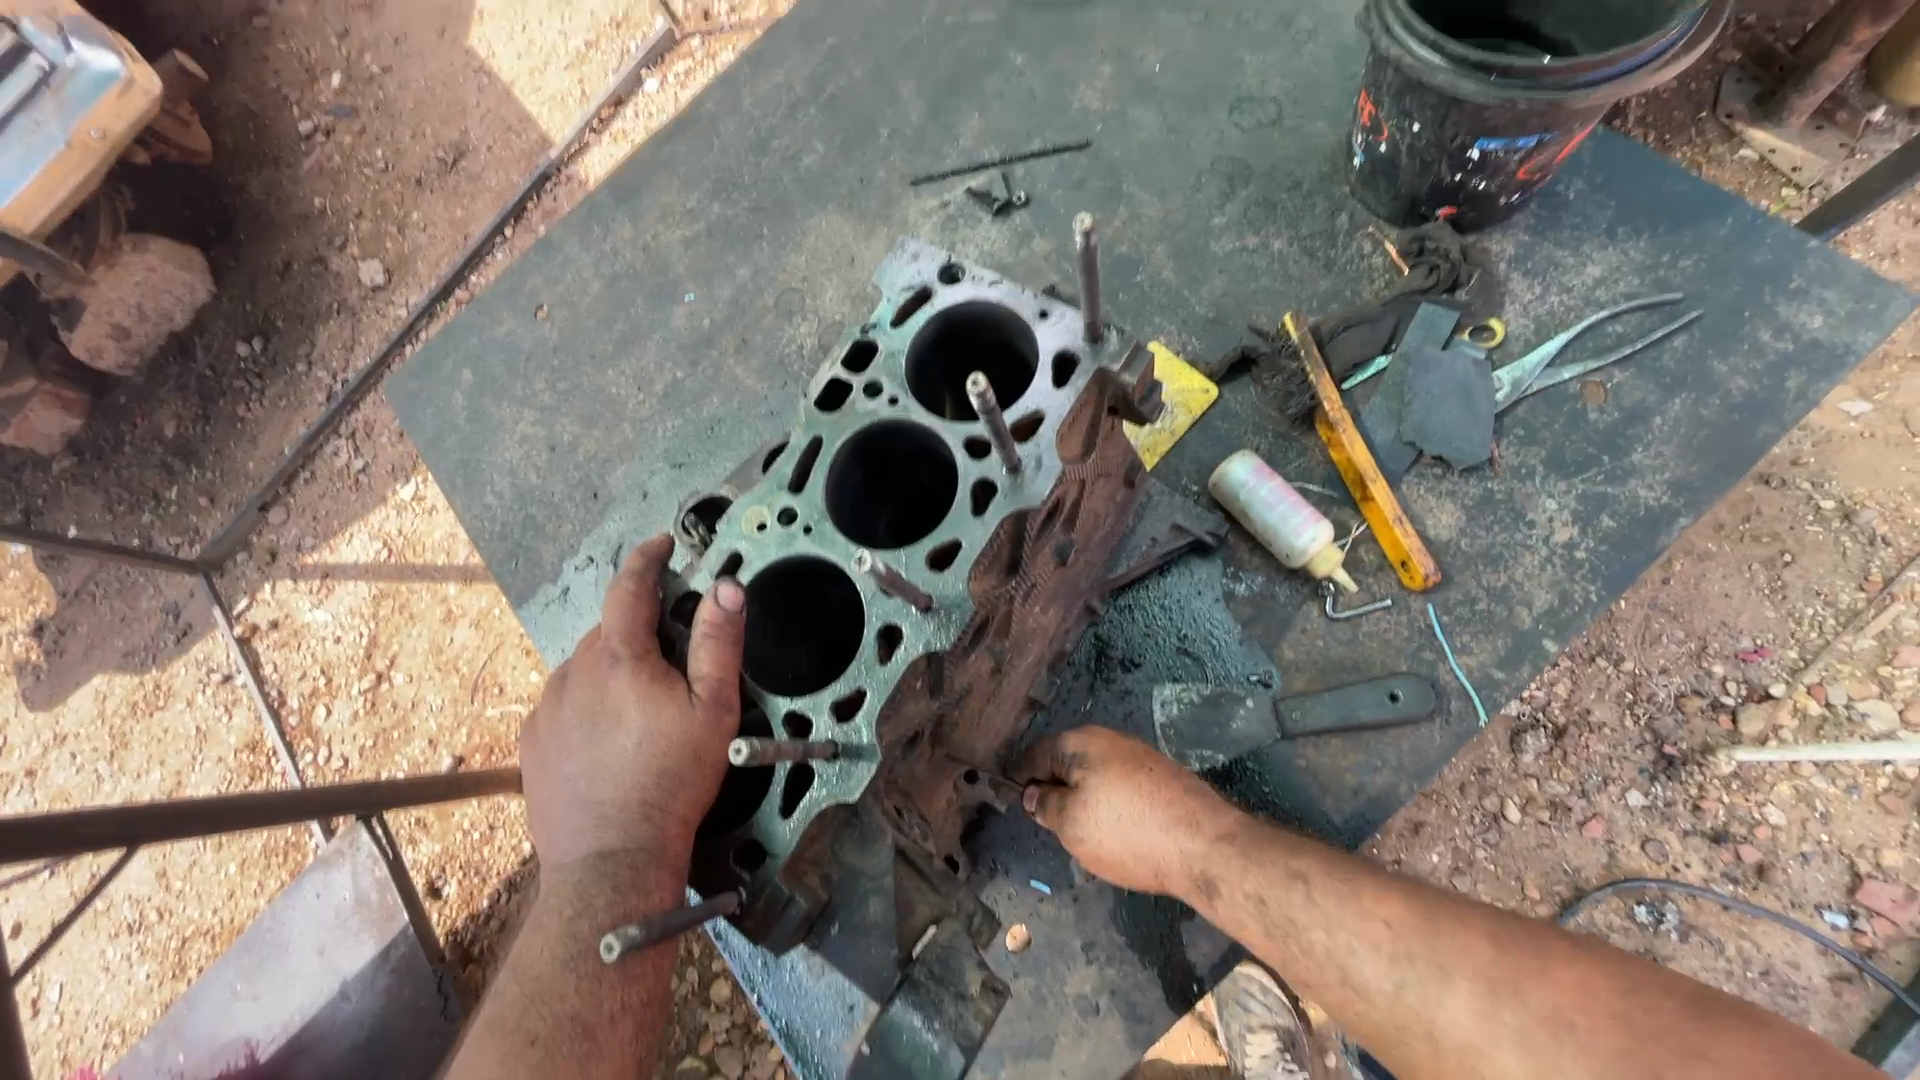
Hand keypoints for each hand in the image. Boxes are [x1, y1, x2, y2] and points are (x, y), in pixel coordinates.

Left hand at [519, 535, 745, 877]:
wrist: (611, 858)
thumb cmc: (673, 778)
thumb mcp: (714, 709)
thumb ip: (719, 642)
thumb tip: (727, 586)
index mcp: (621, 657)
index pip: (629, 587)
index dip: (647, 558)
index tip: (661, 544)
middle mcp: (574, 671)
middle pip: (610, 630)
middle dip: (640, 629)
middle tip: (673, 660)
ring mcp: (547, 707)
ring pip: (586, 666)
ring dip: (614, 668)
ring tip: (643, 710)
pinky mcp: (532, 741)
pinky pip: (565, 701)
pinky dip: (589, 701)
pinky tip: (610, 738)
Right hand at [1014, 726, 1236, 896]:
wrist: (1204, 845)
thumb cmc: (1126, 831)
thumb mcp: (1071, 824)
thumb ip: (1045, 804)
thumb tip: (1034, 793)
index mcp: (1080, 742)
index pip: (1034, 754)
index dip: (1019, 778)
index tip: (1012, 802)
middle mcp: (1109, 739)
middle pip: (1067, 762)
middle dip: (1053, 789)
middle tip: (1048, 824)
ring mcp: (1139, 757)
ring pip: (1095, 776)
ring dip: (1083, 799)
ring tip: (1083, 833)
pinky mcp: (1161, 778)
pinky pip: (1120, 786)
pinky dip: (1110, 804)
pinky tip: (1117, 831)